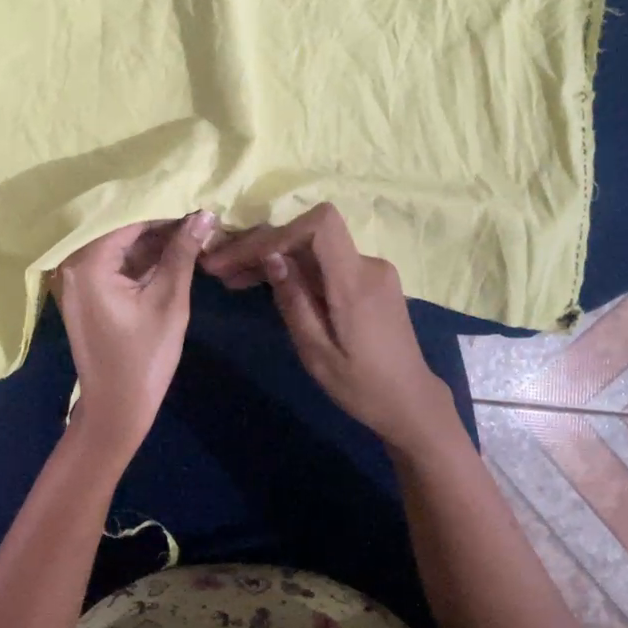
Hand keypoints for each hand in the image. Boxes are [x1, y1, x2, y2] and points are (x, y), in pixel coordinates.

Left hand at [53, 211, 215, 456]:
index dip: (163, 206)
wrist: (116, 408)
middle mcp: (73, 264)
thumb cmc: (144, 358)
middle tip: (197, 210)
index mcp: (88, 263)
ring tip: (193, 225)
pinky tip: (173, 248)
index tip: (195, 195)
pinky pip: (114, 263)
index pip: (127, 218)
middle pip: (120, 228)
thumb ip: (182, 253)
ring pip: (118, 245)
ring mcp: (76, 278)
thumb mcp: (169, 301)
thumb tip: (204, 214)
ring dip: (152, 239)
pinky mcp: (85, 292)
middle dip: (158, 220)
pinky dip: (140, 257)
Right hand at [200, 204, 450, 444]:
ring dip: (271, 258)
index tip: (248, 257)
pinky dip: (291, 270)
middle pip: (308, 235)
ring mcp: (370, 271)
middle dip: (261, 247)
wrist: (409, 402)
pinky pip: (323, 263)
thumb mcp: (317, 353)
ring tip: (230, 278)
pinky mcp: (366, 280)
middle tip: (218, 268)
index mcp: (356, 283)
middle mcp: (367, 266)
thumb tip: (271, 257)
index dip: (280, 232)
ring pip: (311, 249)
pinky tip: (261, 283)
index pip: (321, 224)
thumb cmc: (362, 387)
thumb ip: (294, 302)